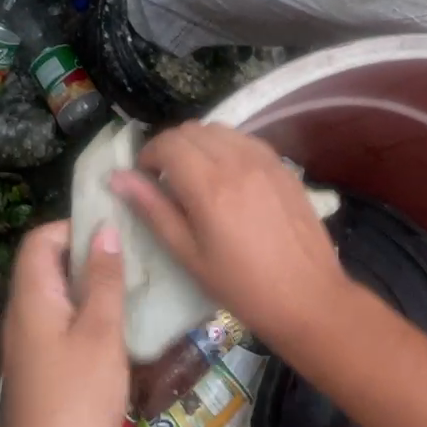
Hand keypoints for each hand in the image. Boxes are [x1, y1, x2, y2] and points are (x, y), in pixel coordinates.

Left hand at [0, 220, 128, 426]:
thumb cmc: (78, 398)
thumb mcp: (100, 333)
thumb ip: (104, 280)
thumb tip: (104, 229)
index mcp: (30, 299)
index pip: (39, 240)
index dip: (72, 226)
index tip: (112, 231)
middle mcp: (23, 316)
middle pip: (48, 266)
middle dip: (87, 256)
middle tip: (131, 257)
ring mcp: (31, 345)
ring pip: (59, 297)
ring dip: (92, 288)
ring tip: (132, 288)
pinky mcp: (43, 371)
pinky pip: (63, 326)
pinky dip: (89, 317)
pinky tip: (120, 329)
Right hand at [109, 123, 349, 348]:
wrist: (309, 297)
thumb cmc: (242, 286)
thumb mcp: (188, 255)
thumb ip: (153, 210)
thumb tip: (118, 177)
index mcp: (209, 185)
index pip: (167, 143)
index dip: (148, 155)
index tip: (144, 178)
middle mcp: (235, 161)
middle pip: (190, 130)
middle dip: (170, 147)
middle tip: (166, 179)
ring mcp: (263, 159)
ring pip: (217, 129)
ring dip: (197, 143)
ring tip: (195, 176)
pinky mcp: (282, 164)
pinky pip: (243, 138)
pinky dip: (225, 146)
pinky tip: (226, 175)